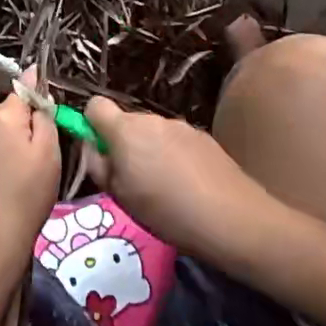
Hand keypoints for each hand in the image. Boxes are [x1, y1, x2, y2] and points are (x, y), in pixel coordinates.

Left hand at [0, 68, 59, 273]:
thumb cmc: (26, 195)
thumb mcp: (49, 154)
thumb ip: (44, 117)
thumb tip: (37, 91)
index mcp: (3, 115)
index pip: (22, 89)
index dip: (36, 95)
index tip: (46, 106)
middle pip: (4, 113)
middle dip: (19, 124)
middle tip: (36, 153)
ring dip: (2, 143)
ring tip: (16, 173)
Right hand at [82, 98, 272, 258]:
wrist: (233, 220)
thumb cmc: (165, 211)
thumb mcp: (117, 194)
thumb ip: (97, 164)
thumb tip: (91, 145)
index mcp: (125, 130)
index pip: (95, 105)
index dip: (92, 125)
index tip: (100, 153)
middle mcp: (152, 119)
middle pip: (126, 122)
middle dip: (124, 144)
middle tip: (133, 181)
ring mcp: (181, 126)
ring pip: (152, 133)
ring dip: (150, 152)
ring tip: (165, 188)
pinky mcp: (205, 138)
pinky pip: (176, 142)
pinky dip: (175, 158)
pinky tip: (188, 187)